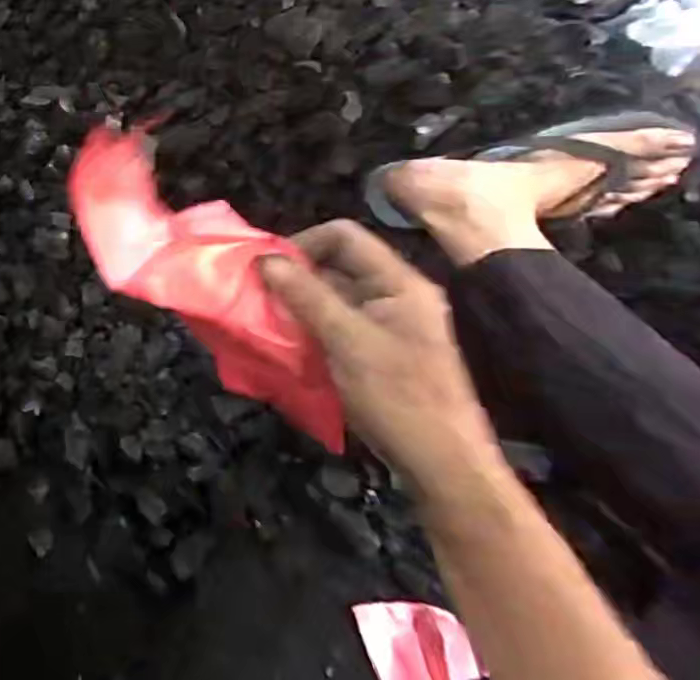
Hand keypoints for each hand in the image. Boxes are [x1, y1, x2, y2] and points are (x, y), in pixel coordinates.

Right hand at [259, 221, 504, 500]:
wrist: (442, 464)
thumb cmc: (399, 397)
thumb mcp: (346, 341)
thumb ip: (305, 295)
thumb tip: (263, 259)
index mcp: (399, 284)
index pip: (343, 236)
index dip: (302, 244)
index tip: (267, 270)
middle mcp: (392, 294)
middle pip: (332, 262)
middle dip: (290, 274)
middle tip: (257, 295)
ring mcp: (383, 321)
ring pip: (326, 292)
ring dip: (292, 300)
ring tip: (264, 317)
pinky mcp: (371, 345)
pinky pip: (329, 319)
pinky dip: (302, 322)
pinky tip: (283, 339)